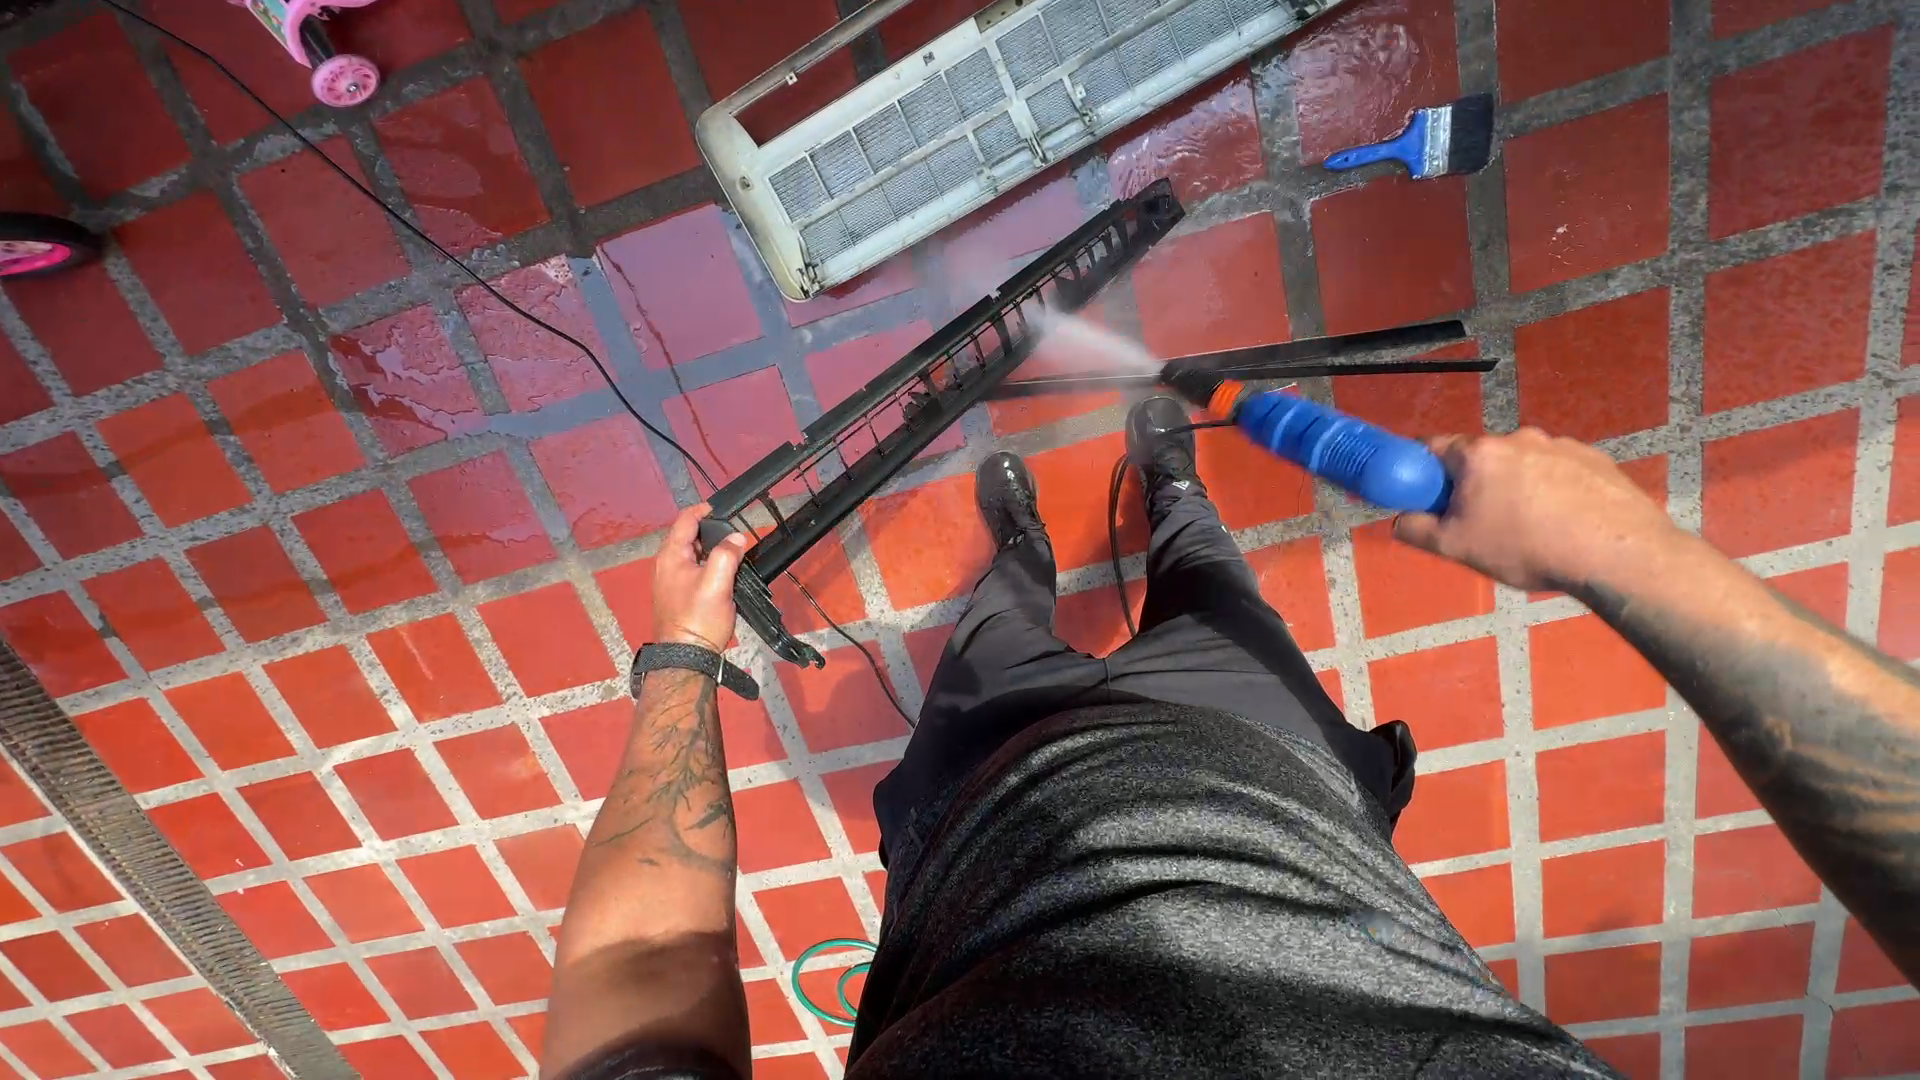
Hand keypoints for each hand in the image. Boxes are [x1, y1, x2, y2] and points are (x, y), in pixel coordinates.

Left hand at [652, 503, 748, 651]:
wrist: (685, 656)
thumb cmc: (699, 618)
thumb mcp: (717, 583)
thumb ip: (727, 555)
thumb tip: (736, 538)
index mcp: (671, 556)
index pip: (685, 521)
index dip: (703, 510)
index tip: (723, 508)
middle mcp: (666, 565)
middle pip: (688, 536)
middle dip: (711, 531)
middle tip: (734, 534)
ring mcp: (670, 581)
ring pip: (691, 555)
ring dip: (711, 550)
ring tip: (733, 553)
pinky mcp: (678, 595)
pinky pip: (692, 570)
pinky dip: (707, 565)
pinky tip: (724, 575)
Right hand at [1393, 429, 1679, 591]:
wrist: (1619, 556)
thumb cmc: (1525, 547)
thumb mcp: (1453, 547)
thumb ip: (1414, 529)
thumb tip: (1401, 520)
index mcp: (1478, 453)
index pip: (1431, 447)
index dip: (1421, 471)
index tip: (1426, 497)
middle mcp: (1518, 438)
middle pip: (1477, 457)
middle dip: (1470, 483)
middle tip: (1476, 521)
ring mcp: (1562, 446)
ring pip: (1519, 464)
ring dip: (1511, 486)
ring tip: (1527, 527)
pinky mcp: (1597, 460)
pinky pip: (1556, 471)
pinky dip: (1549, 489)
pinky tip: (1560, 522)